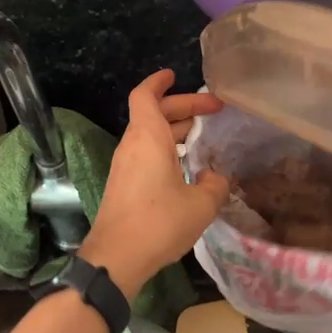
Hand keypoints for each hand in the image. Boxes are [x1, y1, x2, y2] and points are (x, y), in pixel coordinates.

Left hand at [81, 69, 230, 296]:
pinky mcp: (124, 186)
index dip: (159, 82)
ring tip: (202, 137)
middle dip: (182, 107)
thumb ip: (215, 184)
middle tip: (213, 110)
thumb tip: (215, 176)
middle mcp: (132, 146)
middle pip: (153, 114)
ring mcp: (125, 167)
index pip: (146, 95)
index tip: (174, 75)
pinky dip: (166, 151)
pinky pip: (145, 155)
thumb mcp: (201, 204)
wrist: (117, 258)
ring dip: (174, 131)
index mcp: (147, 137)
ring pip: (149, 136)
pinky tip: (186, 168)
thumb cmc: (159, 223)